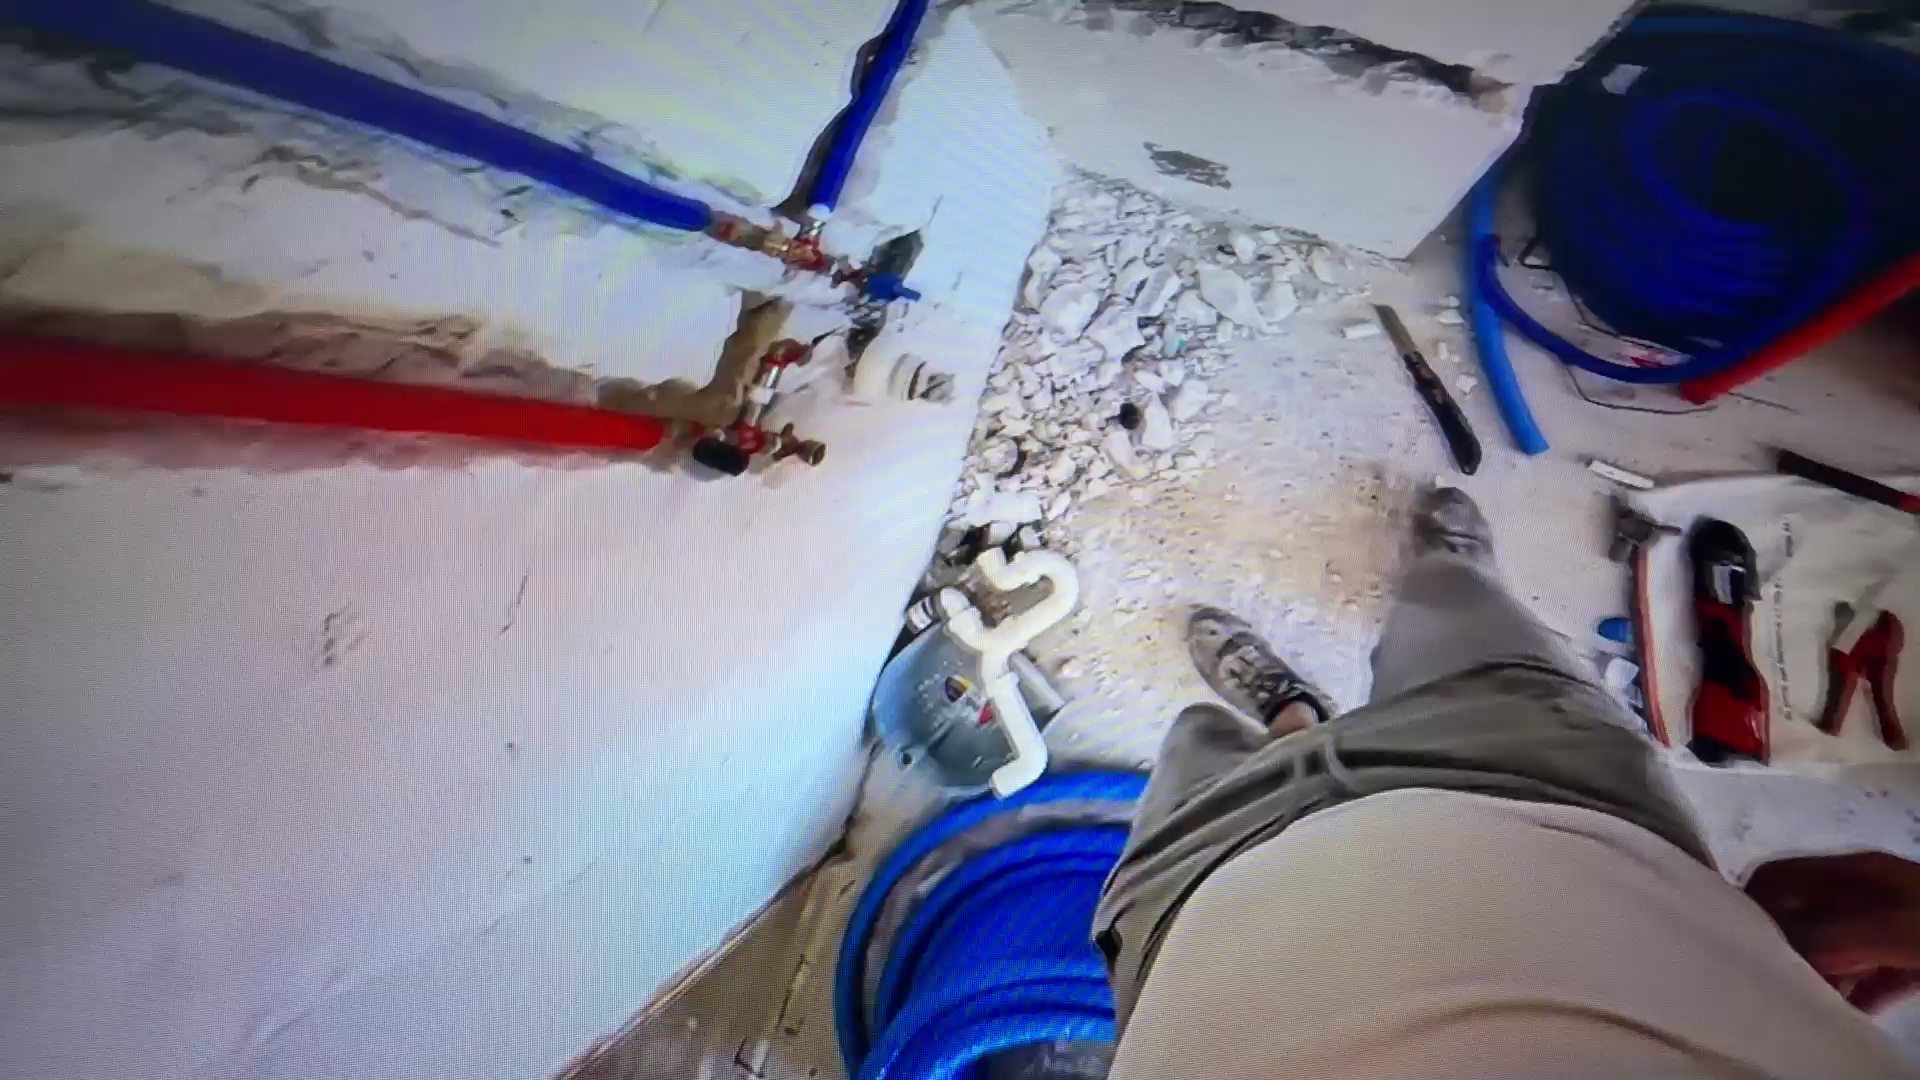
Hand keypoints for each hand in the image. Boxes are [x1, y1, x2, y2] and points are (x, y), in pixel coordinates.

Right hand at [1746, 852, 1919, 1012]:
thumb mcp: (1901, 932)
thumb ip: (1838, 938)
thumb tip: (1780, 951)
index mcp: (1856, 870)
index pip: (1780, 876)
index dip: (1752, 898)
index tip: (1732, 929)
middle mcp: (1868, 892)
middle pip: (1807, 912)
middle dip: (1786, 940)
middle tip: (1767, 968)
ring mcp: (1897, 926)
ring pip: (1839, 944)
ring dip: (1821, 968)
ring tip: (1804, 994)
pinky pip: (1875, 971)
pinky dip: (1858, 988)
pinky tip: (1848, 1008)